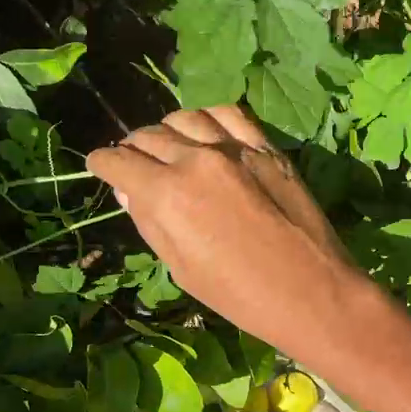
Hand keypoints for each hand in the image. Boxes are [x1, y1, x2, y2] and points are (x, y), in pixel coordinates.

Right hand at [84, 107, 359, 348]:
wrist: (310, 293)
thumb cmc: (240, 297)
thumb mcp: (183, 270)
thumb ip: (150, 224)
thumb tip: (127, 189)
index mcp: (168, 195)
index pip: (119, 161)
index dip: (103, 164)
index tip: (100, 166)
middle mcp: (195, 160)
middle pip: (149, 136)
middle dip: (133, 149)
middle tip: (133, 164)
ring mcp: (234, 148)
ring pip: (185, 118)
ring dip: (167, 130)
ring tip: (167, 147)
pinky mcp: (266, 148)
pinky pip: (227, 114)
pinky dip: (207, 117)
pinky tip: (205, 132)